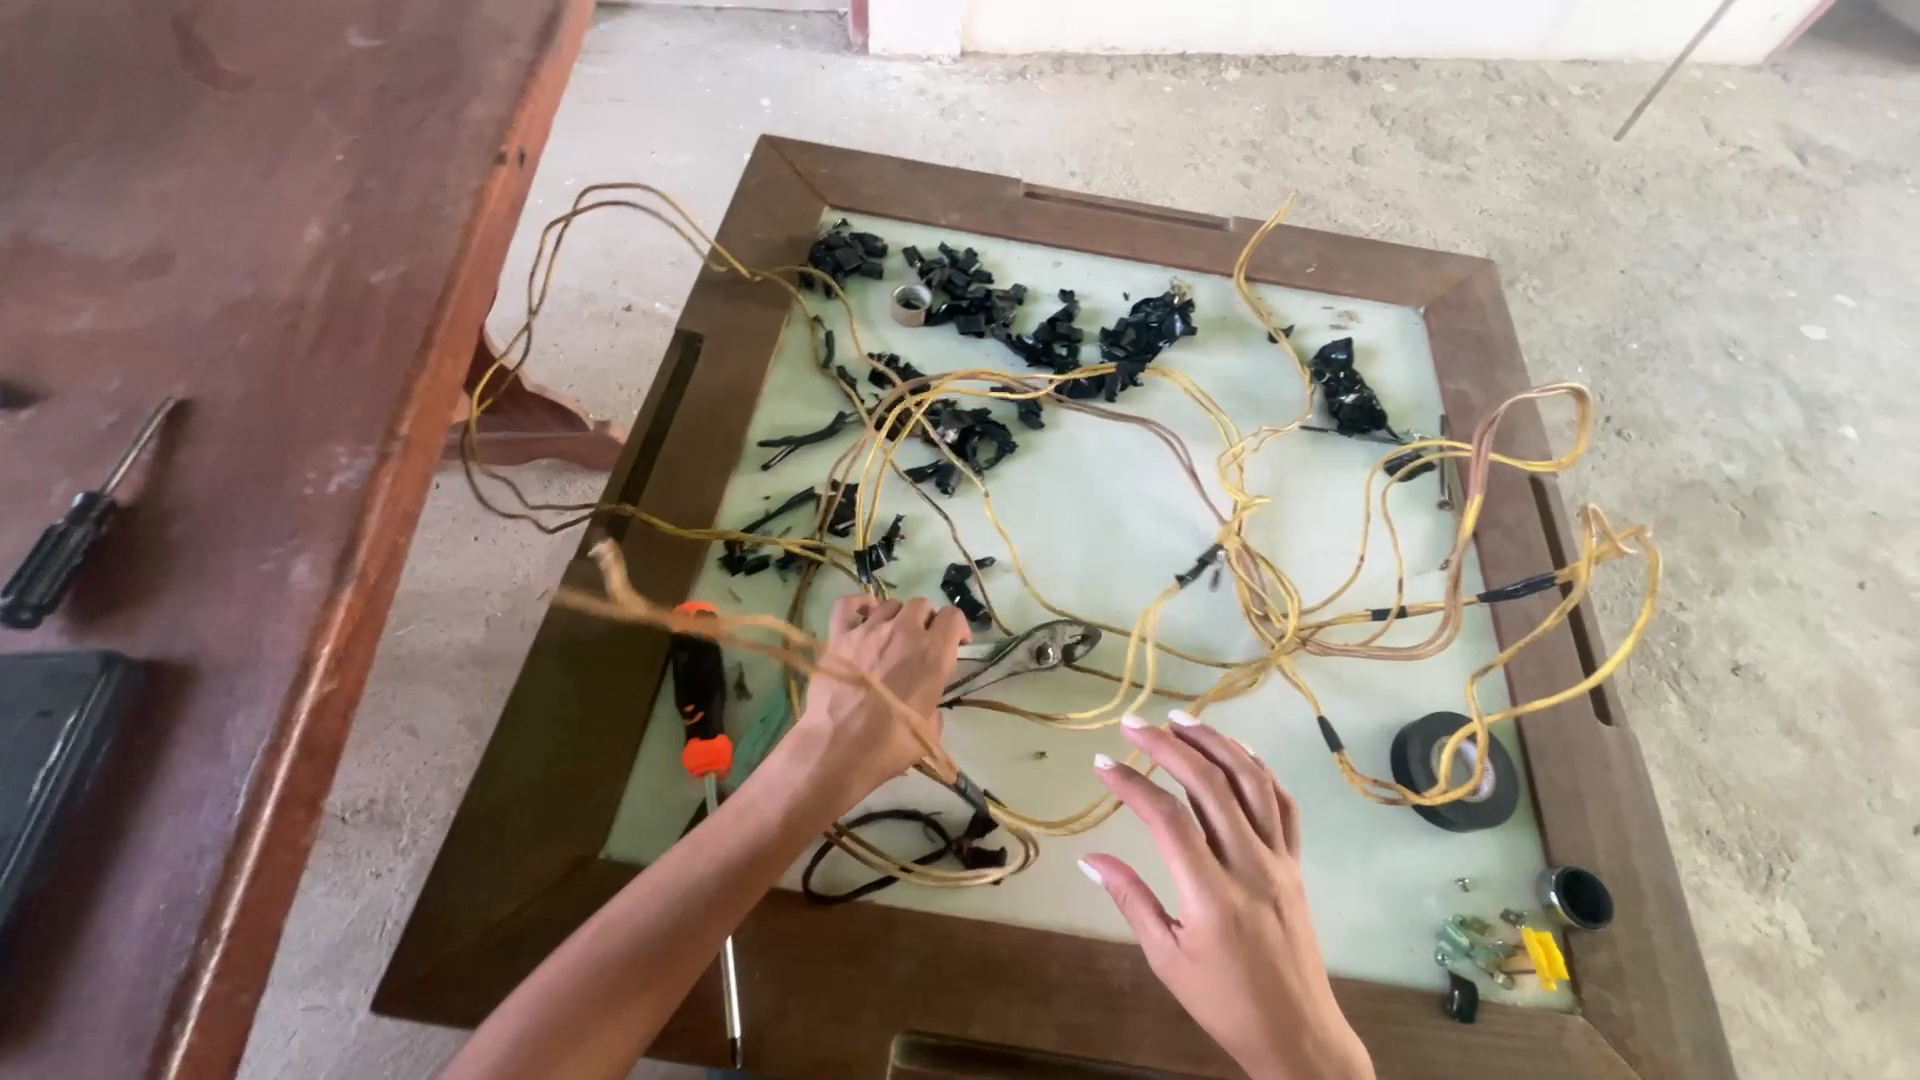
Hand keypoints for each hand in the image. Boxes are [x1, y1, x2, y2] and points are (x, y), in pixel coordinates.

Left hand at [794, 595, 971, 800]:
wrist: (838, 750)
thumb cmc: (889, 746)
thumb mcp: (930, 729)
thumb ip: (934, 703)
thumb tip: (926, 699)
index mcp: (933, 654)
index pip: (954, 617)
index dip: (958, 628)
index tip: (956, 642)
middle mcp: (905, 633)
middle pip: (921, 605)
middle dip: (926, 621)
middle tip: (920, 643)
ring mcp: (869, 630)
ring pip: (890, 604)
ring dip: (896, 617)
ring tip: (890, 636)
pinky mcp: (839, 635)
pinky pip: (848, 604)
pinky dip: (858, 605)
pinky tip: (862, 615)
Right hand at [1081, 712, 1373, 1079]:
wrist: (1299, 1036)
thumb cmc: (1224, 1003)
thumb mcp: (1167, 958)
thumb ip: (1130, 899)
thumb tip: (1089, 857)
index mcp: (1212, 895)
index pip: (1167, 819)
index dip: (1132, 784)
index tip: (1103, 764)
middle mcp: (1250, 866)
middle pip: (1209, 785)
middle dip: (1168, 747)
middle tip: (1134, 724)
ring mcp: (1280, 861)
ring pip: (1251, 783)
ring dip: (1215, 743)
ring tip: (1181, 719)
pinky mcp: (1297, 863)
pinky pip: (1284, 804)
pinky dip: (1259, 769)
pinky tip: (1236, 751)